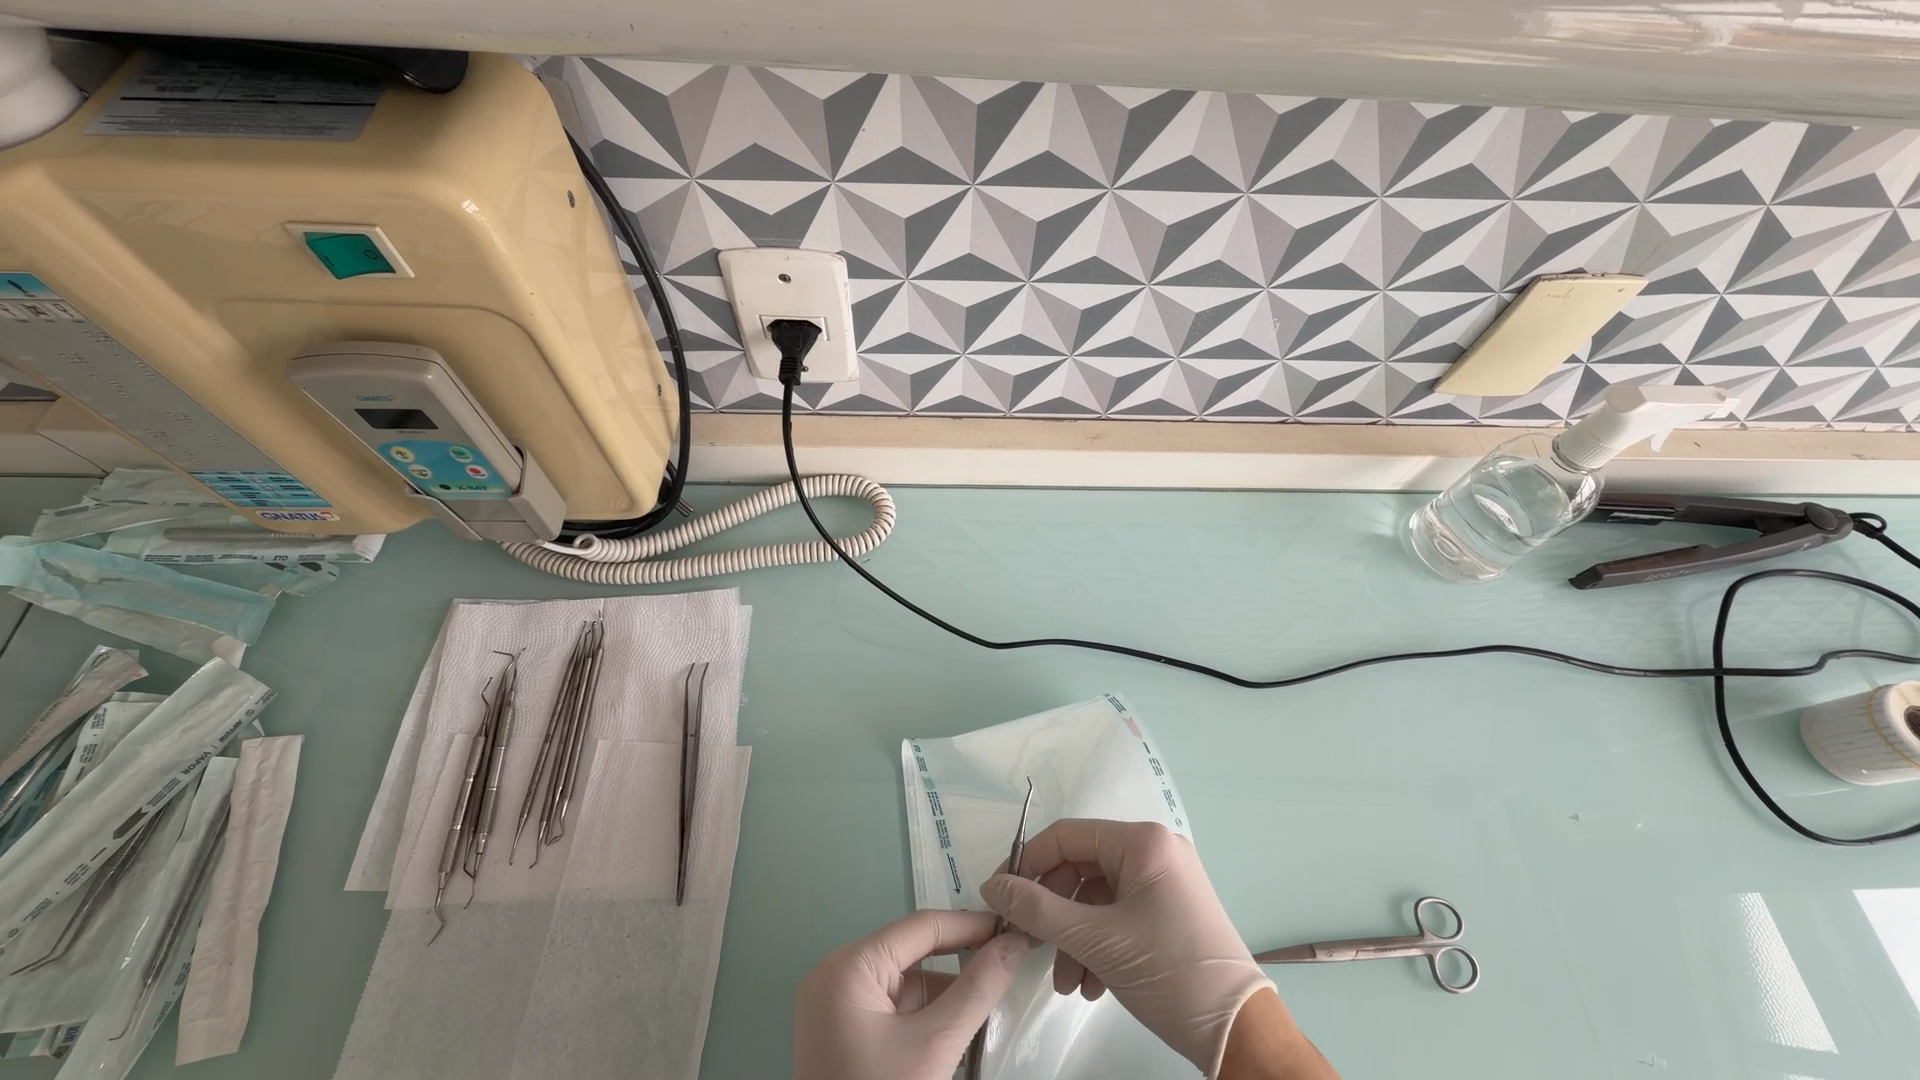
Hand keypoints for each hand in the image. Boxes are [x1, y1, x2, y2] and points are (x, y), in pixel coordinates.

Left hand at [793, 909, 1027, 1079]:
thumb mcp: (933, 1046)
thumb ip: (977, 990)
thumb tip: (1014, 943)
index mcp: (849, 966)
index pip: (922, 927)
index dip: (972, 926)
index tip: (1017, 930)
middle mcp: (837, 977)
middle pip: (914, 957)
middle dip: (962, 967)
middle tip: (1012, 971)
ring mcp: (837, 1010)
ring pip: (907, 988)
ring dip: (948, 1000)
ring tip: (994, 1007)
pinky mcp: (844, 1038)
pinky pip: (894, 1014)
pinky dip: (927, 1022)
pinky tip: (961, 1036)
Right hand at [980, 818, 1272, 1077]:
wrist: (1239, 1032)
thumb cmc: (1168, 970)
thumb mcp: (1095, 940)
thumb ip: (1037, 909)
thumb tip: (991, 885)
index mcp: (1142, 842)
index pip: (1067, 836)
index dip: (1028, 864)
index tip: (999, 898)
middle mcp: (1155, 852)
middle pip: (1081, 868)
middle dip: (1053, 912)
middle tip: (1030, 945)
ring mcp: (1165, 883)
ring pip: (1096, 899)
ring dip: (1072, 938)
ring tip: (1065, 982)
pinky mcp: (1169, 912)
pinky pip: (1118, 916)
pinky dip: (1097, 947)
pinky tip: (1089, 985)